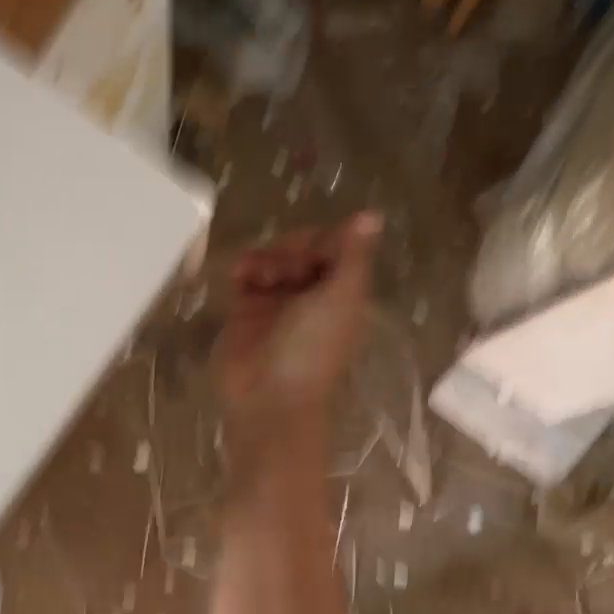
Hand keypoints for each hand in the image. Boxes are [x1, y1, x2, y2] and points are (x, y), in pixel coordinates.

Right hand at [215, 213, 378, 440]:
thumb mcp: (342, 297)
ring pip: (272, 261)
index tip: (310, 251)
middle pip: (300, 251)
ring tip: (256, 274)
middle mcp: (311, 297)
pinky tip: (239, 274)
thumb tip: (373, 214)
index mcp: (343, 294)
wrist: (269, 399)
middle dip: (288, 249)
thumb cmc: (313, 349)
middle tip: (281, 268)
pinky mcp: (245, 314)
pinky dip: (243, 269)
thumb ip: (352, 254)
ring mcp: (276, 306)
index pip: (334, 248)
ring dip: (264, 257)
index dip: (321, 240)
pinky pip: (245, 278)